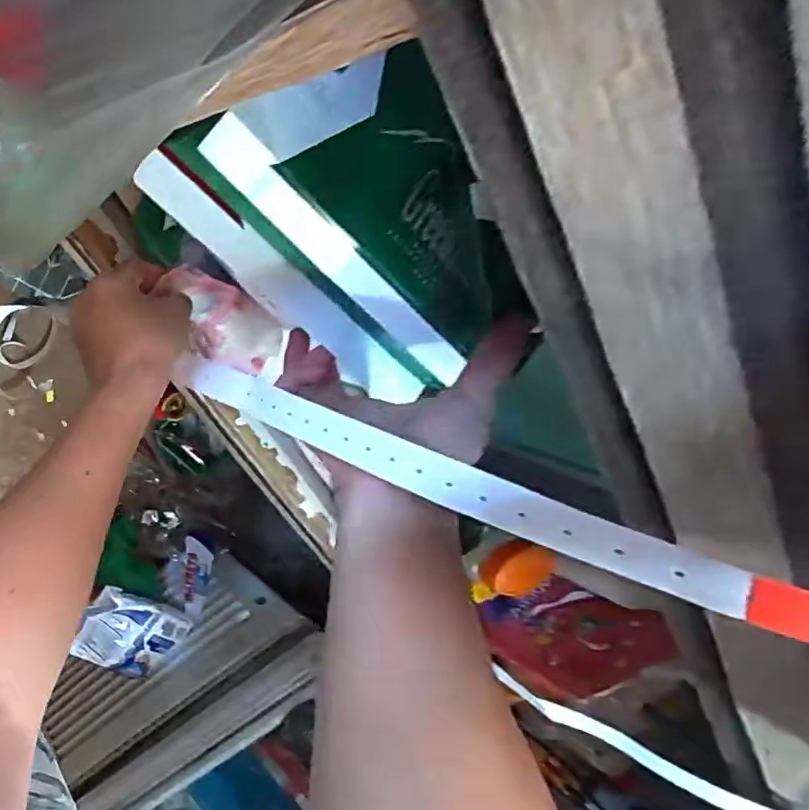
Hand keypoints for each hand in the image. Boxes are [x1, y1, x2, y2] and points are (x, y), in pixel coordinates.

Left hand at [71, 260, 189, 390]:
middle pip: (120, 288)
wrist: (125, 386)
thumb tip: (169, 298)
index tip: (177, 292)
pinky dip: (120, 332)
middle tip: (166, 310)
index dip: (162, 277)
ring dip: (130, 315)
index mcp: (107, 280)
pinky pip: (105, 331)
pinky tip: (138, 344)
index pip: (139, 267)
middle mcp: (86, 297)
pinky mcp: (80, 347)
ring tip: (154, 329)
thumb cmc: (152, 340)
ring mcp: (79, 323)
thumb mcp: (177, 310)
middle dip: (143, 295)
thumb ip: (175, 295)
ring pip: (111, 311)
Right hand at [274, 317, 532, 498]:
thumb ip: (491, 364)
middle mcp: (342, 415)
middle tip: (319, 331)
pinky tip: (310, 349)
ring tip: (309, 337)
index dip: (346, 363)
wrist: (396, 487)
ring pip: (297, 381)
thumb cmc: (433, 452)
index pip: (352, 385)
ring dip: (301, 358)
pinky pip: (286, 387)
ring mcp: (318, 415)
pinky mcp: (301, 415)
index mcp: (373, 414)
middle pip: (316, 382)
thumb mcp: (470, 402)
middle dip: (313, 357)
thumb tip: (522, 322)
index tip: (351, 336)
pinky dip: (293, 367)